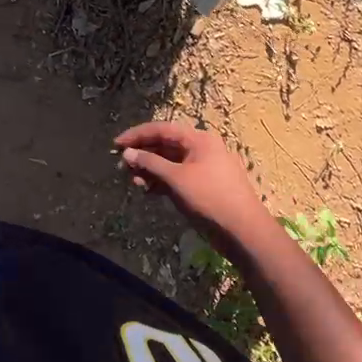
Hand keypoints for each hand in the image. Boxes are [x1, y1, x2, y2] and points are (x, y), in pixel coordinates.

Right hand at [116, 122, 271, 237]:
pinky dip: (162, 181)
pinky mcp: (204, 185)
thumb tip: (128, 153)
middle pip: (165, 145)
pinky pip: (178, 176)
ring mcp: (204, 167)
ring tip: (135, 183)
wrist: (245, 232)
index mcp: (198, 139)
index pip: (161, 129)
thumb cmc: (210, 198)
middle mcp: (201, 148)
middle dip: (143, 155)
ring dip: (150, 170)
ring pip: (170, 162)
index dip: (137, 135)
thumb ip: (150, 163)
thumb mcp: (176, 179)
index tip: (116, 145)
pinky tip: (149, 190)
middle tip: (122, 167)